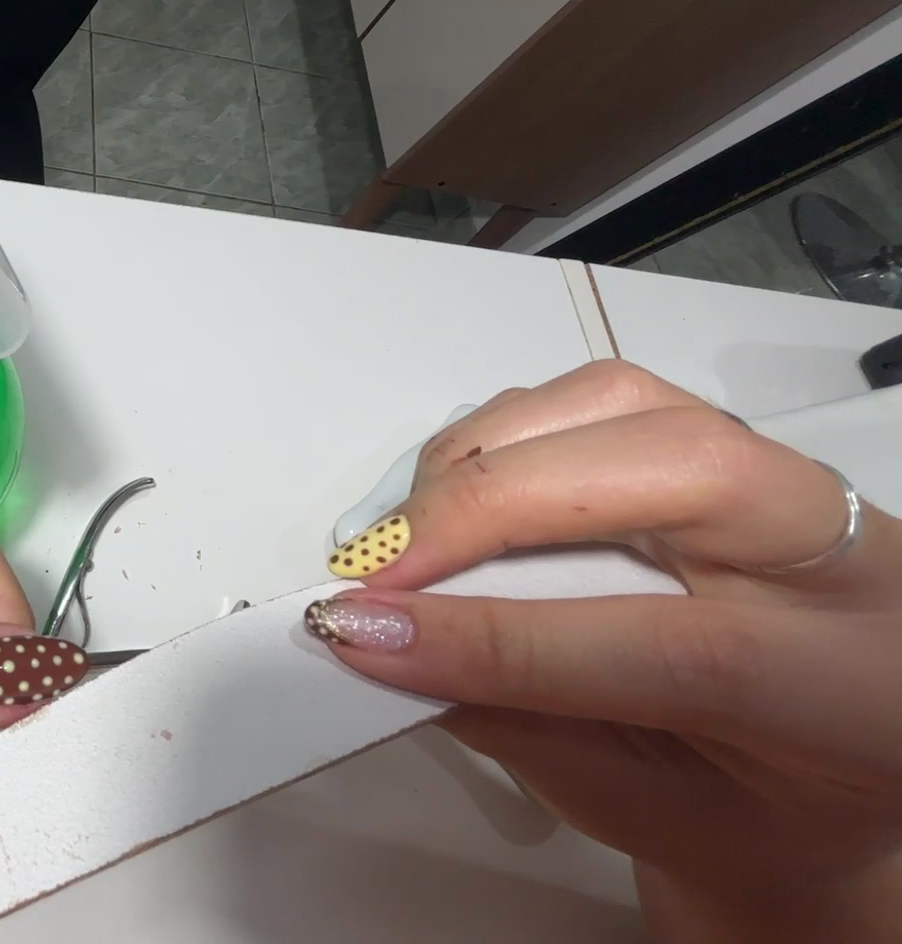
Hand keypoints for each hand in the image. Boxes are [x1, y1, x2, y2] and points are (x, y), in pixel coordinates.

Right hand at [302, 360, 901, 942]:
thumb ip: (502, 719)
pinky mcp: (702, 435)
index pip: (669, 649)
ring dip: (476, 456)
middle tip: (374, 562)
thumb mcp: (628, 803)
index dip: (493, 635)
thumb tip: (371, 636)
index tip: (357, 627)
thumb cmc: (721, 794)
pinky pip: (581, 398)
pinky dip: (487, 436)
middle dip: (484, 504)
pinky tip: (448, 497)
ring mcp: (775, 475)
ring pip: (615, 401)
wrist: (820, 741)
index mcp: (845, 693)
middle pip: (673, 465)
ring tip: (406, 530)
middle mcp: (836, 557)